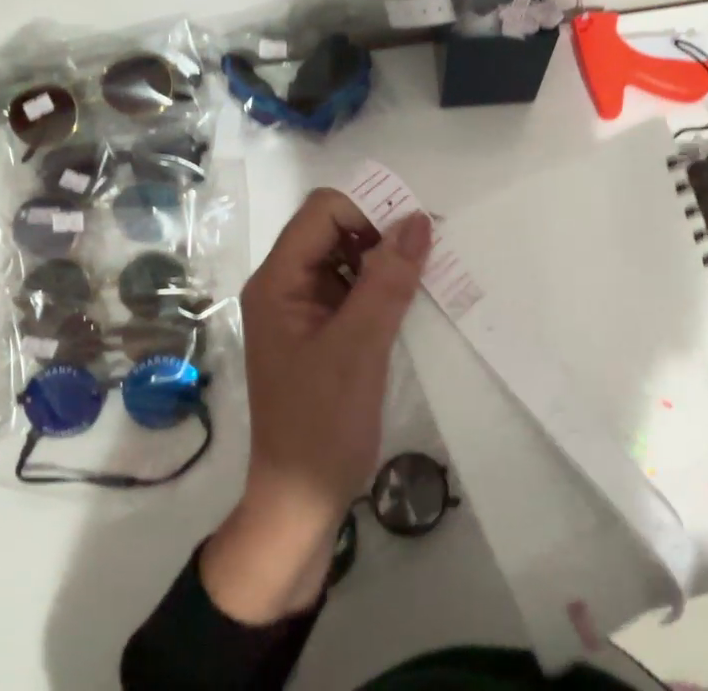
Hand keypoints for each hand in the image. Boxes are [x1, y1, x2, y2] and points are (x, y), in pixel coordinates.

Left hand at [202, 190, 430, 622]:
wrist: (302, 497)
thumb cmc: (322, 424)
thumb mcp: (358, 349)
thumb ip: (386, 282)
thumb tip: (418, 221)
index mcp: (278, 283)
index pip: (322, 213)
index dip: (369, 210)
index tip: (417, 232)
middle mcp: (286, 287)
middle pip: (334, 230)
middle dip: (381, 232)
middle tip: (429, 254)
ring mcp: (304, 311)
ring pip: (348, 259)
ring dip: (386, 261)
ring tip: (426, 277)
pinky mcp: (324, 333)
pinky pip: (355, 291)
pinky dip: (384, 288)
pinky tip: (412, 302)